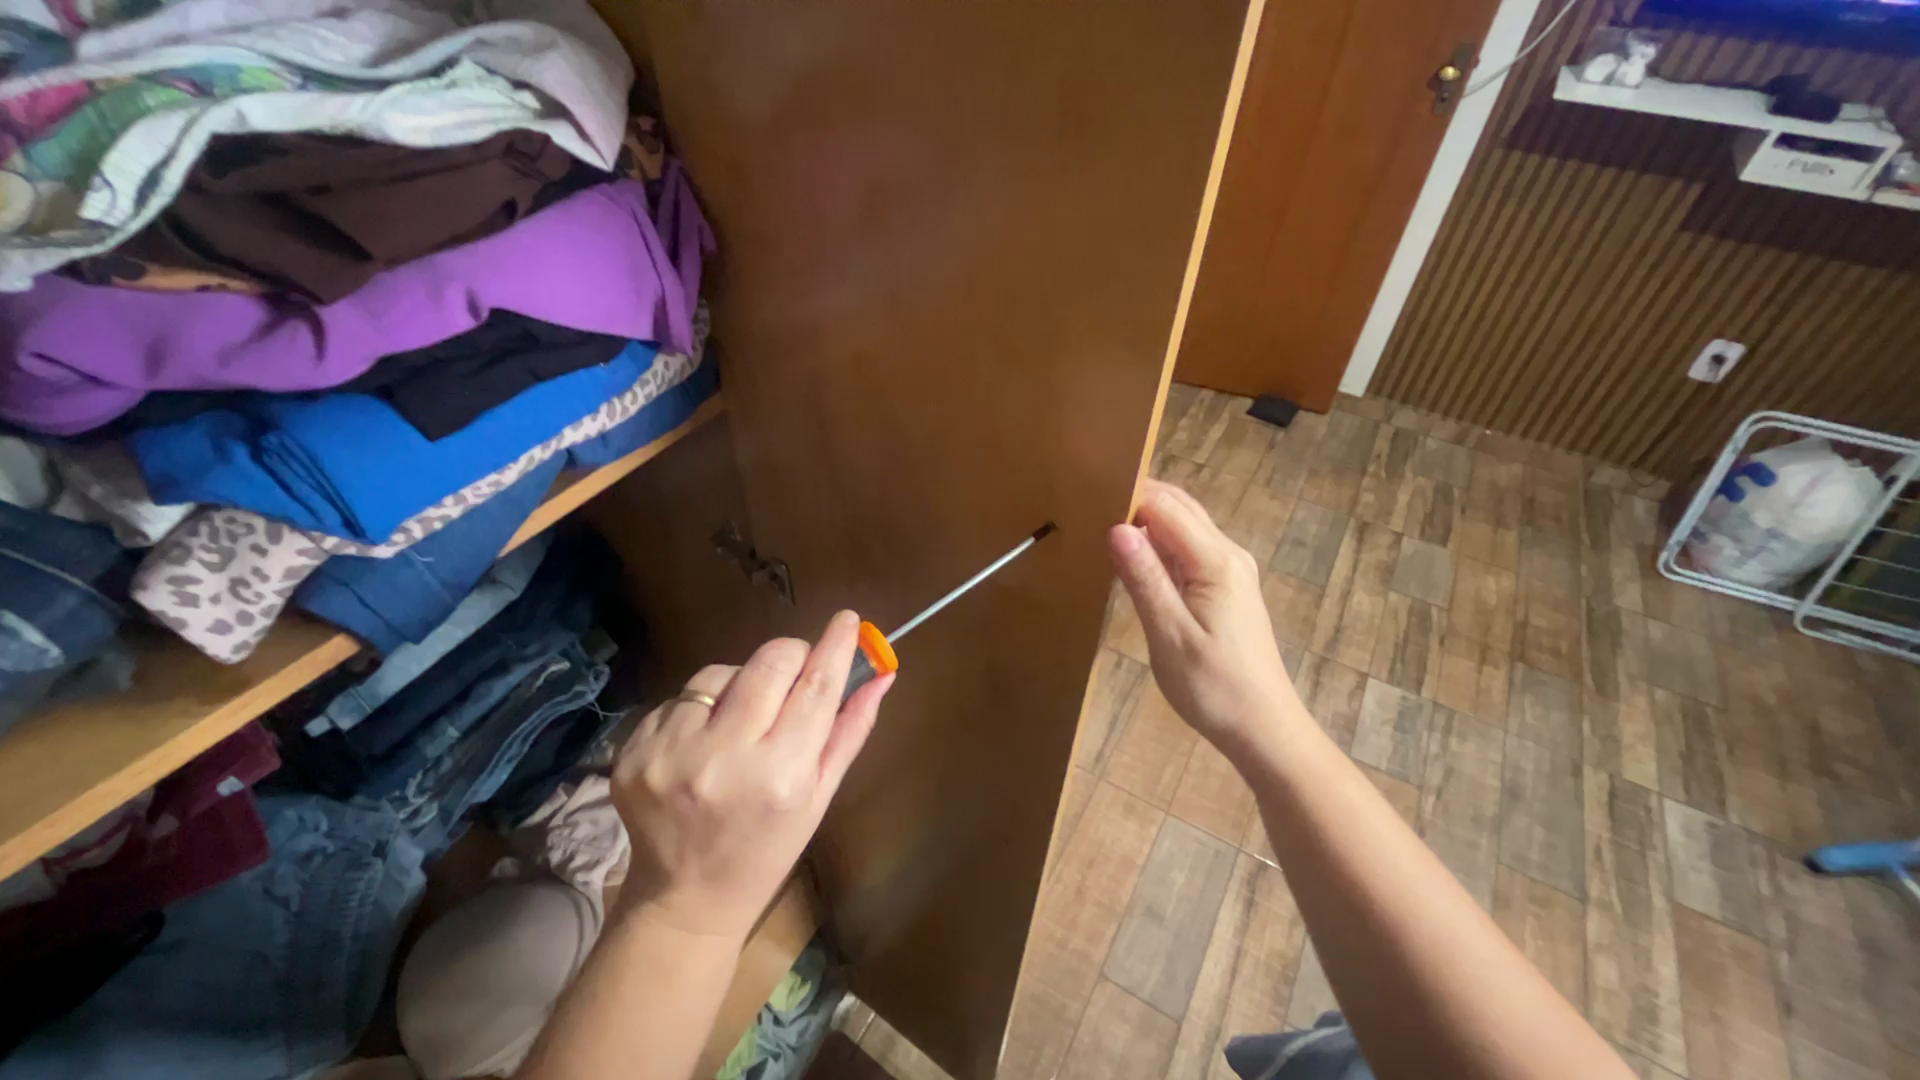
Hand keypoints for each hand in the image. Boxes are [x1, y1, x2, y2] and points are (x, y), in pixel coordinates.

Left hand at [611, 610, 892, 939]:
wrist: (685, 896)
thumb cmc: (768, 848)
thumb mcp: (820, 795)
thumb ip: (850, 730)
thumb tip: (882, 674)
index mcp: (781, 775)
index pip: (816, 687)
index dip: (835, 646)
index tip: (847, 620)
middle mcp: (724, 758)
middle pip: (769, 663)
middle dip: (791, 656)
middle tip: (798, 670)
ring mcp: (671, 752)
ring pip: (720, 672)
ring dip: (741, 683)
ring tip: (742, 721)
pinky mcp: (634, 750)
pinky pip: (679, 698)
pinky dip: (700, 708)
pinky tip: (703, 743)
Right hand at [1107, 479, 1301, 759]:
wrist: (1263, 728)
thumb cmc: (1213, 687)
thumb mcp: (1170, 635)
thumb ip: (1144, 578)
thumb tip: (1116, 527)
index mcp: (1215, 562)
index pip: (1166, 506)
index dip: (1128, 494)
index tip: (1087, 495)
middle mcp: (1228, 555)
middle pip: (1178, 507)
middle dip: (1136, 498)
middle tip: (1088, 503)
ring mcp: (1230, 571)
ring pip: (1184, 526)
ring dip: (1146, 520)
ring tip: (1101, 524)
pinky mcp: (1226, 587)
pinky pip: (1188, 549)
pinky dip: (1159, 544)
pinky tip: (1132, 558)